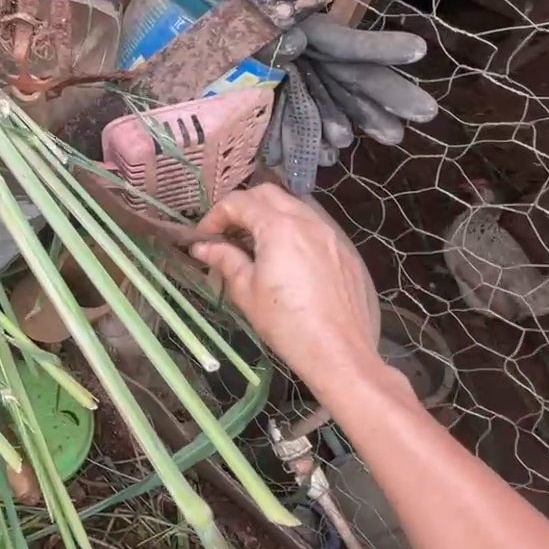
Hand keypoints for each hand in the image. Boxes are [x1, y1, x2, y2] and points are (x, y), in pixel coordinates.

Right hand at [190, 184, 382, 386]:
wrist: (340, 354)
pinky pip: (315, 228)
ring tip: (256, 245)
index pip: (238, 202)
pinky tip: (288, 260)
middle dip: (243, 206)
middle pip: (268, 194)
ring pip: (295, 207)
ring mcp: (332, 236)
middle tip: (228, 233)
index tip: (204, 237)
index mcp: (279, 227)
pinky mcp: (347, 254)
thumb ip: (224, 259)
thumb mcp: (245, 290)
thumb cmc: (285, 323)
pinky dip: (294, 231)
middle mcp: (308, 222)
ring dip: (270, 216)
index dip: (215, 216)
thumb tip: (201, 247)